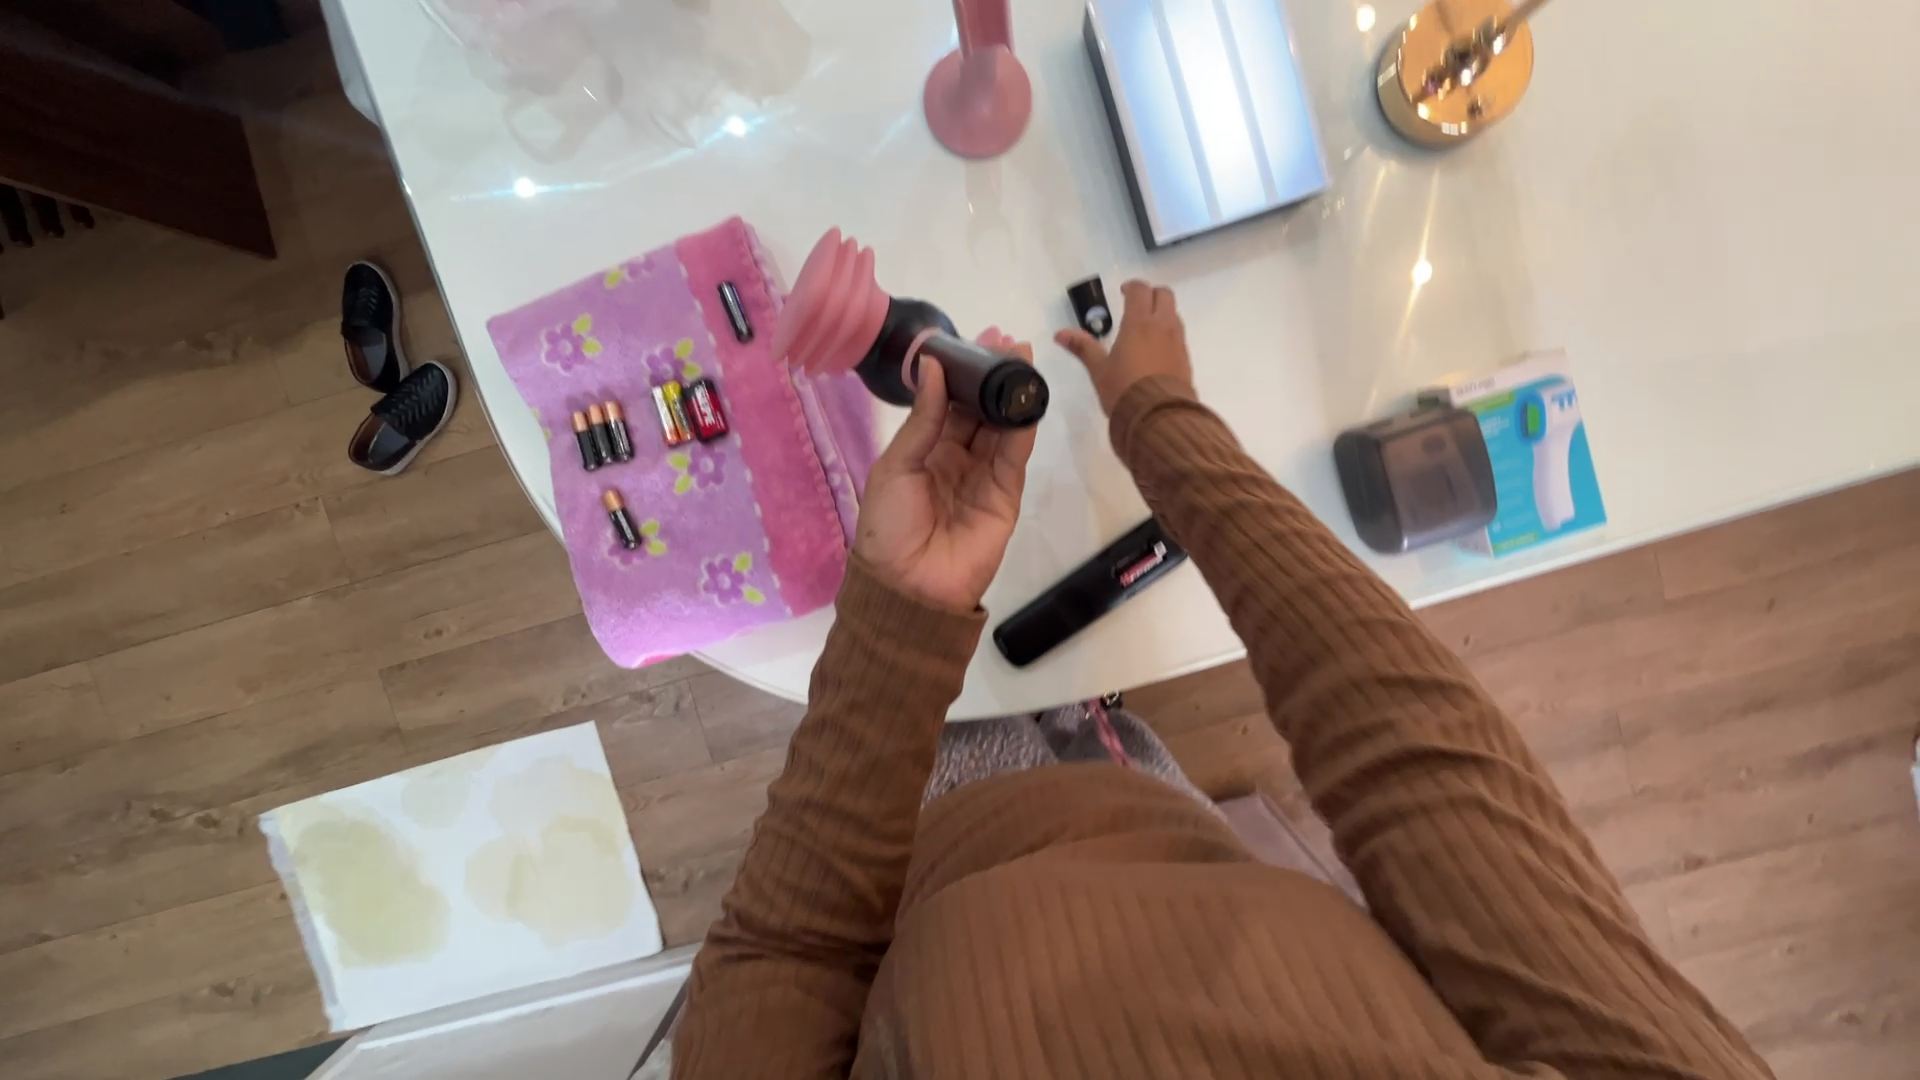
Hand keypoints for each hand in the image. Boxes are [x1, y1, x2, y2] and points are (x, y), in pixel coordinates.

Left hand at [854, 330, 1039, 610]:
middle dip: (992, 378)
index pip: (949, 405)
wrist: (908, 587)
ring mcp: (983, 478)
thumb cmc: (889, 526)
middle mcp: (956, 460)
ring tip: (1022, 359)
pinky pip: (1014, 457)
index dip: (963, 375)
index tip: (976, 342)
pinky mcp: (1005, 497)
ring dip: (1011, 395)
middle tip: (1007, 342)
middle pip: (979, 412)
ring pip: (1001, 429)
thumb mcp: (895, 466)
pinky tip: (1026, 398)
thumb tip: (932, 366)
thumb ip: (923, 419)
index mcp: (924, 452)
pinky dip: (1022, 428)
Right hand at [1054, 280, 1194, 414]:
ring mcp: (1177, 341)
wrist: (1158, 416)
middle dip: (1151, 294)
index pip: (1139, 291)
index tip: (1123, 292)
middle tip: (1137, 306)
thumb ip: (1082, 348)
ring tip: (1146, 329)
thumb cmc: (1124, 390)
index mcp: (1138, 323)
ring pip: (1173, 314)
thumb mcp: (1099, 370)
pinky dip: (1168, 333)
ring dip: (1161, 313)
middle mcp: (1162, 325)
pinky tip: (1156, 350)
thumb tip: (1059, 334)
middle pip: (1163, 294)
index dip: (1131, 287)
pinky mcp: (1185, 358)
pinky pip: (1178, 335)